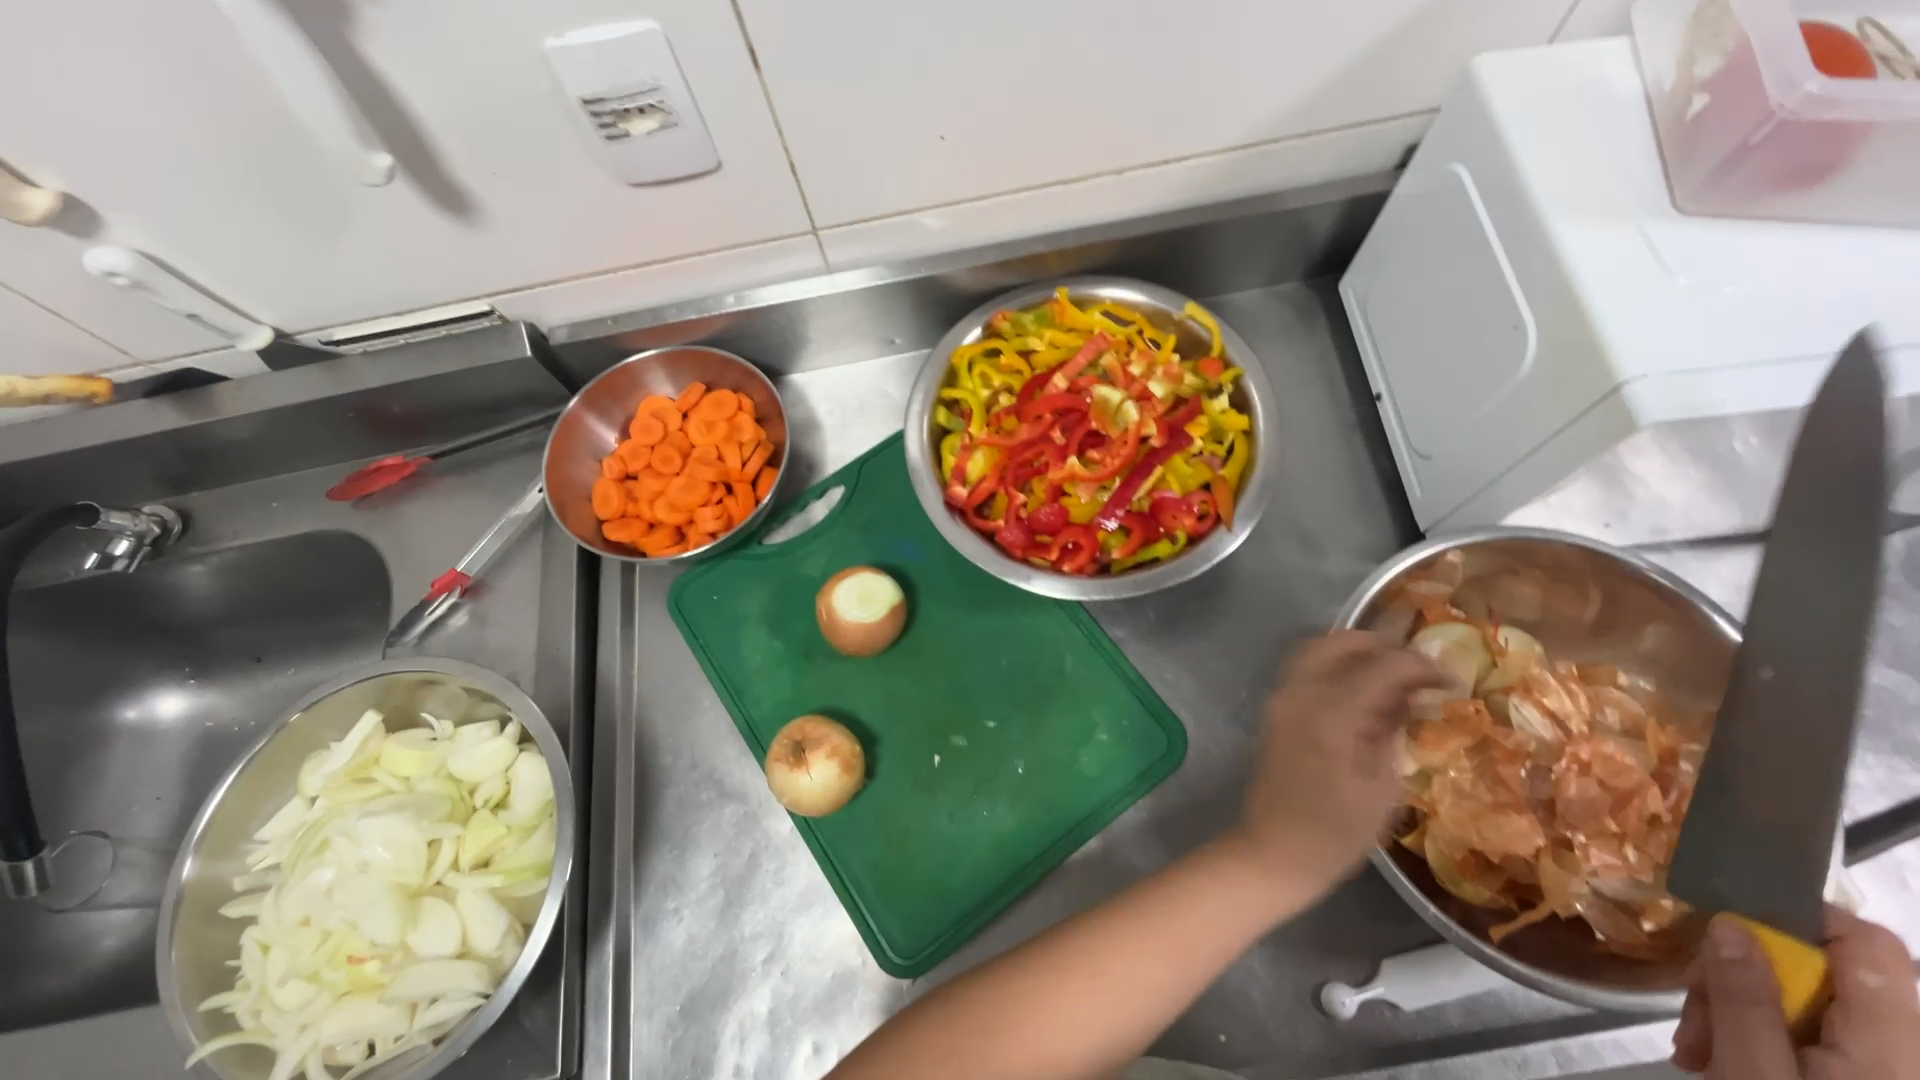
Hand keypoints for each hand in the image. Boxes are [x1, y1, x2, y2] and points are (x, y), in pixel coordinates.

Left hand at [1232, 631, 1444, 887]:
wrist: (1274, 852)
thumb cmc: (1334, 832)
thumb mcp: (1381, 787)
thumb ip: (1391, 732)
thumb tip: (1406, 700)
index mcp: (1330, 713)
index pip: (1382, 666)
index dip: (1421, 667)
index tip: (1452, 682)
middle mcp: (1300, 694)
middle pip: (1342, 644)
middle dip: (1384, 648)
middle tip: (1420, 671)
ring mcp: (1281, 700)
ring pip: (1319, 651)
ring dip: (1357, 654)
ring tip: (1396, 680)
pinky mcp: (1275, 712)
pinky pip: (1307, 672)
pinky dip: (1337, 670)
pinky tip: (1366, 697)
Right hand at [1672, 909, 1919, 1078]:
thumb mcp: (1753, 1077)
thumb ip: (1744, 998)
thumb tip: (1732, 924)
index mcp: (1898, 1046)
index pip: (1869, 942)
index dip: (1800, 920)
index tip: (1727, 936)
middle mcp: (1913, 1053)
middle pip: (1831, 975)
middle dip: (1747, 981)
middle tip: (1694, 1019)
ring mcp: (1896, 1071)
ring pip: (1818, 1010)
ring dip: (1748, 1014)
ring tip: (1702, 1052)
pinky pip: (1826, 1042)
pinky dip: (1771, 1043)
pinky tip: (1729, 1064)